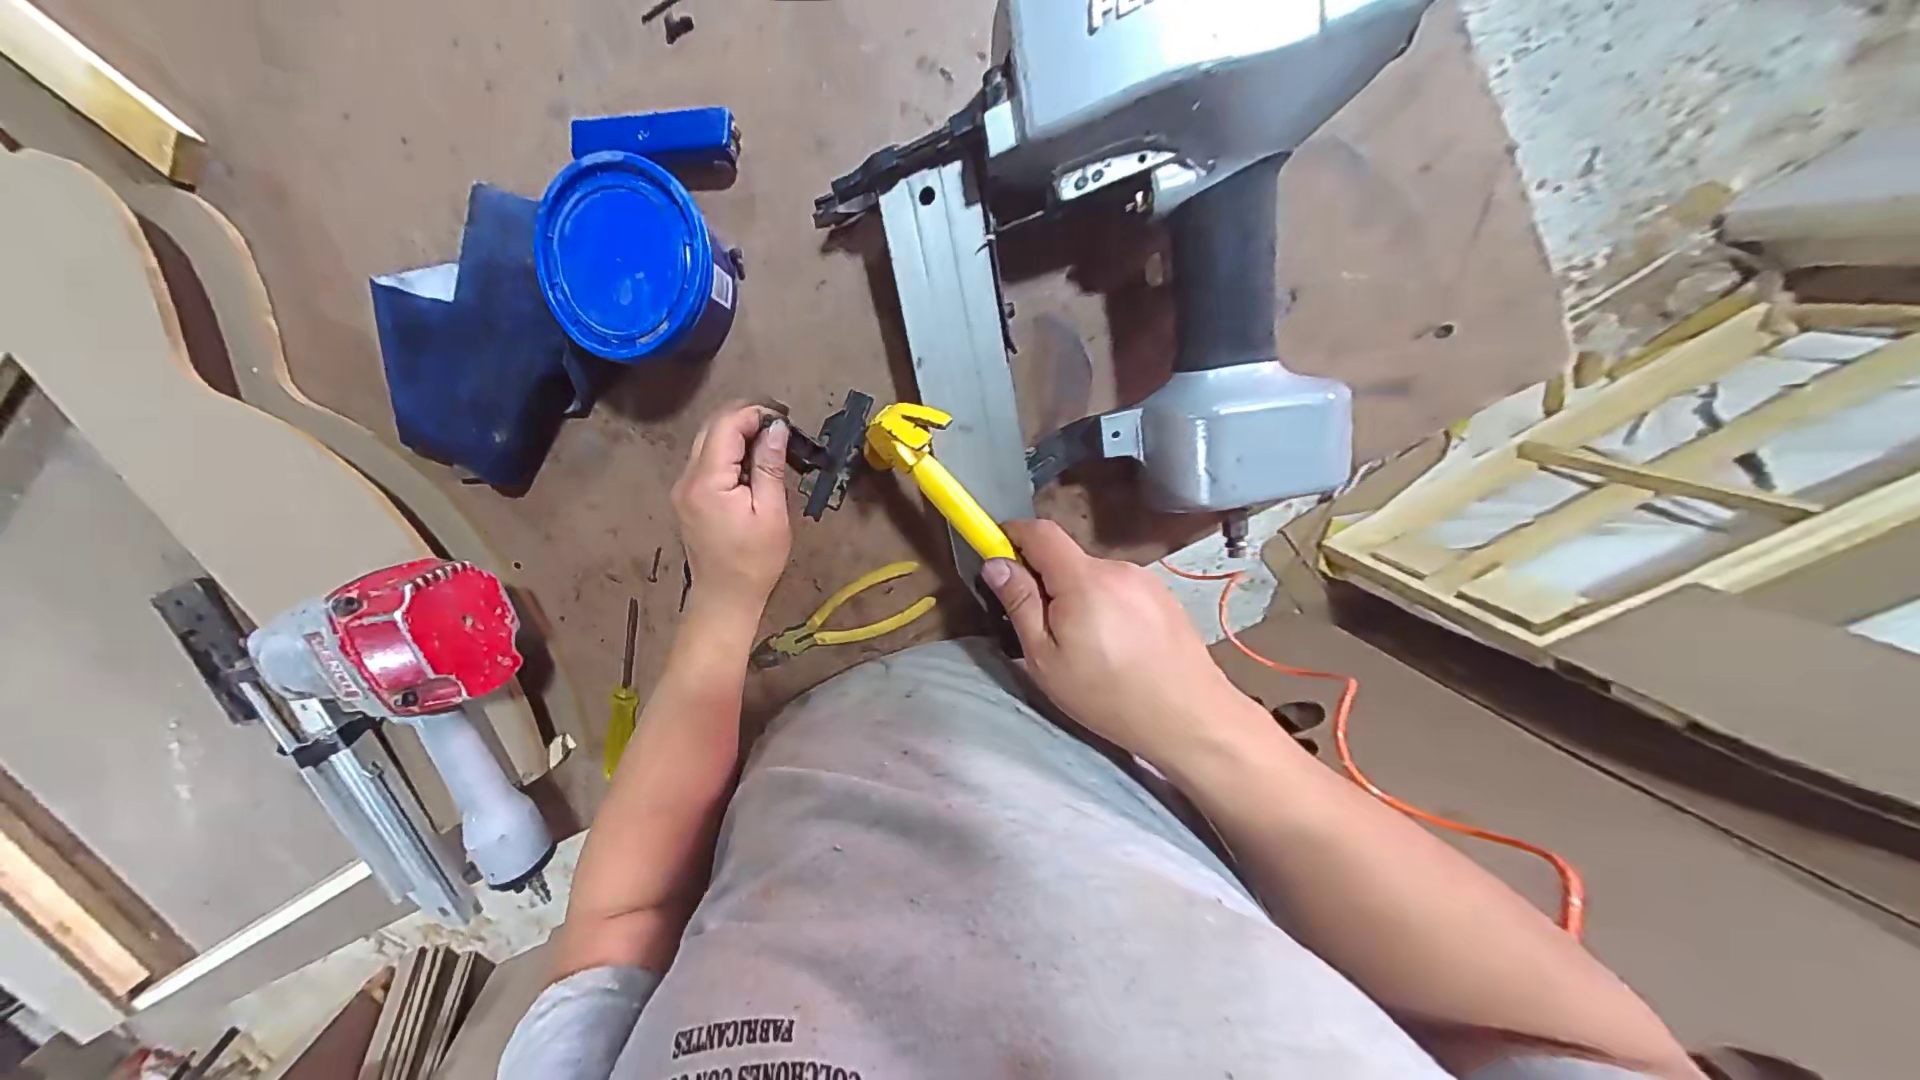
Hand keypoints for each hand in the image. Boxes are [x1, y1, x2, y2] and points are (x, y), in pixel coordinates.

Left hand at [671, 403, 792, 616]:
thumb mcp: (772, 513)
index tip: (784, 418)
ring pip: (707, 440)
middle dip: (746, 416)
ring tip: (771, 439)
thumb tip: (776, 428)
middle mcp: (687, 479)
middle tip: (780, 423)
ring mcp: (683, 487)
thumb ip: (769, 466)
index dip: (755, 413)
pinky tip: (753, 461)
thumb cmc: (755, 561)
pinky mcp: (687, 495)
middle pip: (712, 427)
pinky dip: (730, 450)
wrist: (725, 597)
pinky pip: (706, 459)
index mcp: (707, 482)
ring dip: (738, 431)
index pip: (726, 426)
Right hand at [982, 520, 1262, 769]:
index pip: (1040, 531)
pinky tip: (1117, 647)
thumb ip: (1020, 604)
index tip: (997, 555)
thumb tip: (996, 564)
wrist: (1191, 718)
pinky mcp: (1163, 597)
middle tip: (1042, 627)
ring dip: (1077, 597)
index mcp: (1083, 579)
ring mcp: (1145, 581)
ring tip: (1086, 647)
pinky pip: (1119, 589)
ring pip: (1093, 576)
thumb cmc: (1108, 696)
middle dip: (1045, 580)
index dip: (1012, 534)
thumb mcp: (1046, 658)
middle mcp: (1117, 568)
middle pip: (1067, 557)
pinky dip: (1105, 606)